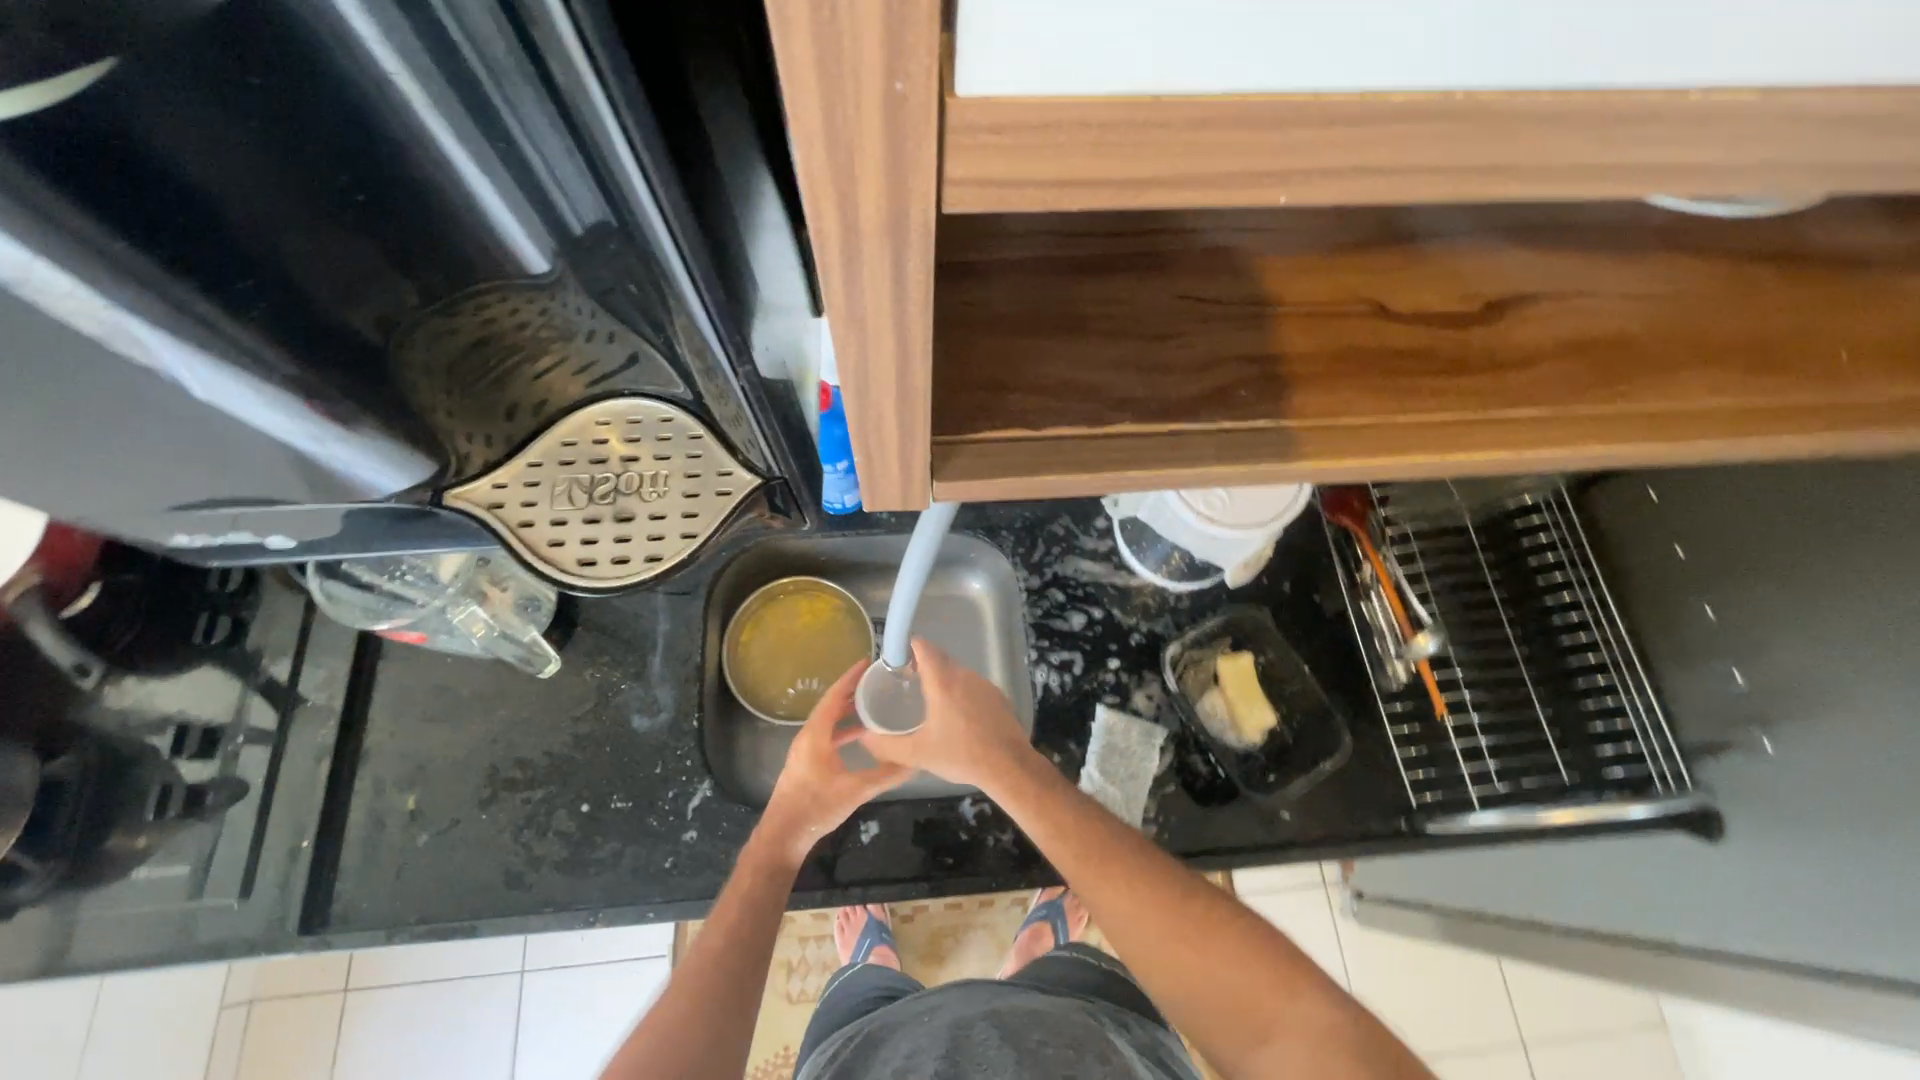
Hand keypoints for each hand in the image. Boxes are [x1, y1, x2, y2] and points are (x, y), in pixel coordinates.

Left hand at [759, 660, 909, 863]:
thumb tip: (915, 763)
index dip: (851, 678)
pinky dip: (843, 729)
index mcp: (815, 734)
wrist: (784, 835)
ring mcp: (805, 749)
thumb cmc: (816, 807)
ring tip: (873, 703)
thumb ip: (886, 775)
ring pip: (829, 721)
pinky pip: (827, 735)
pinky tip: (860, 736)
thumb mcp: (856, 790)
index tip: (868, 662)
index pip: (834, 696)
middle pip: (831, 705)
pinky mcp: (807, 762)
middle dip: (852, 691)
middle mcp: (808, 736)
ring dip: (848, 711)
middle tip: (877, 679)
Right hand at [860, 639, 1038, 790]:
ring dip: (943, 680)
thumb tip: (865, 737)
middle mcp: (964, 676)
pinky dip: (961, 692)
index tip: (896, 659)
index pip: (924, 648)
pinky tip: (957, 716)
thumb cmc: (961, 755)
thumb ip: (887, 745)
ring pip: (958, 672)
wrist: (1009, 766)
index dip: (909, 647)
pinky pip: (972, 686)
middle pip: (940, 658)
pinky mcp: (997, 696)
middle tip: (907, 683)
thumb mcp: (918, 754)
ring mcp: (984, 684)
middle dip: (923, 665)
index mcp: (943, 682)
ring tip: (930, 702)